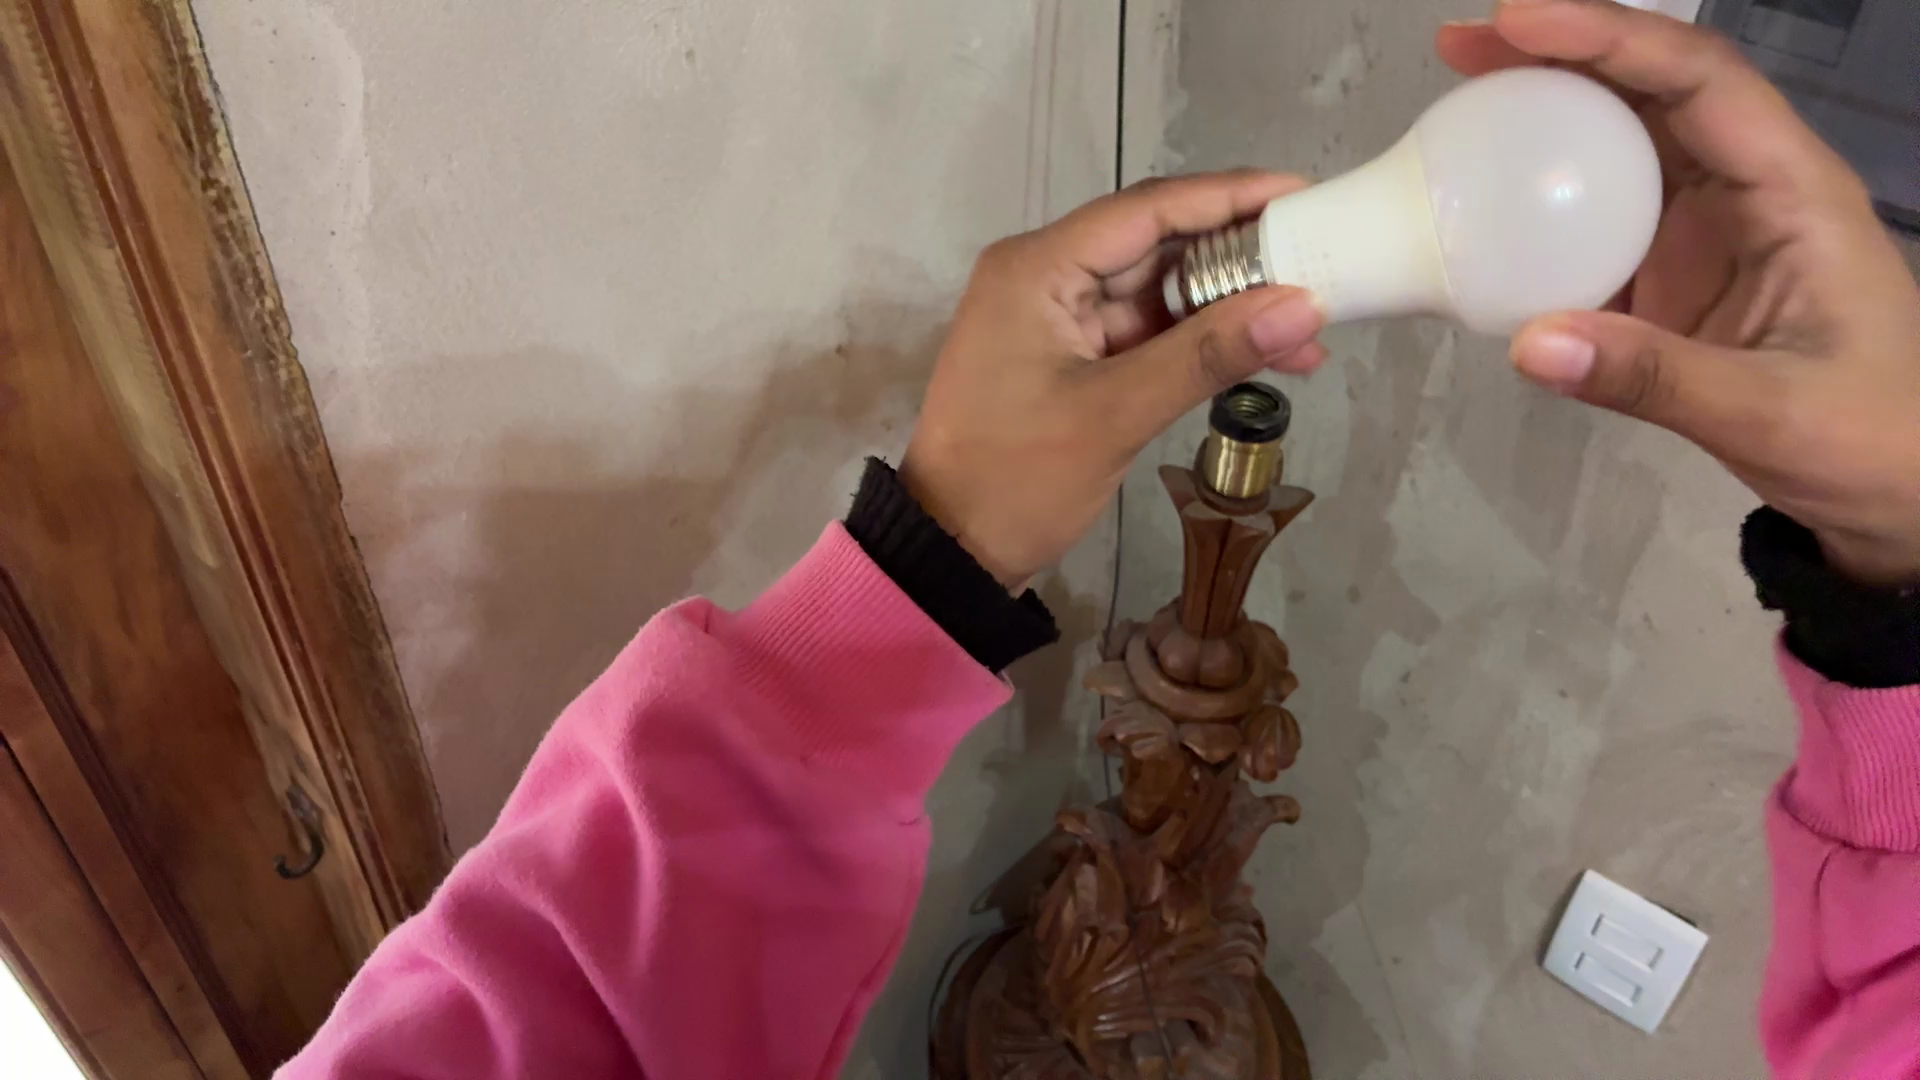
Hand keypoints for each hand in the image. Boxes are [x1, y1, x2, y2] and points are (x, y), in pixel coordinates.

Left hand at [901, 172, 1327, 586]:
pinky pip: (1136, 338)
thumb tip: (1304, 306)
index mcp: (1036, 269)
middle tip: (1321, 270)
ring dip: (1220, 314)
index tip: (1306, 194)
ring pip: (1151, 298)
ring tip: (1305, 335)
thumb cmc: (1018, 480)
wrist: (953, 548)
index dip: (1230, 198)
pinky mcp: (1063, 362)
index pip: (1147, 209)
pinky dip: (1188, 348)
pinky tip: (1251, 360)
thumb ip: (1206, 356)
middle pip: (1153, 249)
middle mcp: (1041, 279)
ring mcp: (1050, 322)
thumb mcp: (1114, 416)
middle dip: (1236, 264)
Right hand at [1439, 0, 1919, 584]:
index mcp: (1786, 195)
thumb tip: (1526, 343)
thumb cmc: (1868, 437)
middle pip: (1644, 97)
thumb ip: (1651, 377)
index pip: (1695, 86)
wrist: (1891, 488)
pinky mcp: (1649, 284)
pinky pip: (1581, 225)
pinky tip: (1478, 209)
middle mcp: (1735, 197)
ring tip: (1456, 110)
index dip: (1609, 42)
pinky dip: (1526, 205)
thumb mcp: (1768, 409)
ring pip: (1608, 154)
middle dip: (1557, 58)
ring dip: (1537, 120)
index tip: (1516, 24)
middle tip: (1462, 49)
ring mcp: (1687, 241)